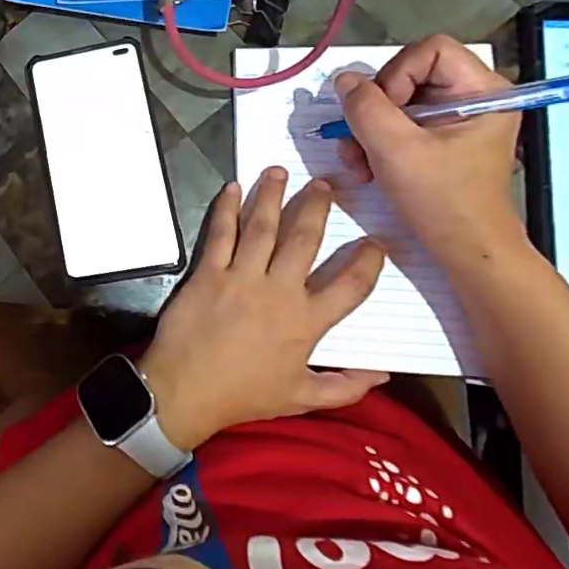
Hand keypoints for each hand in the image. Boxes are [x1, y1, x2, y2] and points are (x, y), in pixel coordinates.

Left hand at [141, 168, 388, 450]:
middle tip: (323, 184)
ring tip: (280, 170)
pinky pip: (221, 233)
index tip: (375, 241)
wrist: (185, 390)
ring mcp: (241, 277)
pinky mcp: (208, 272)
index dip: (368, 260)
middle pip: (304, 239)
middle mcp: (278, 291)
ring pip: (262, 227)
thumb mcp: (300, 398)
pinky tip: (233, 188)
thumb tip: (384, 375)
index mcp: (305, 321)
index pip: (350, 284)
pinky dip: (227, 208)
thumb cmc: (243, 395)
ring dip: (272, 195)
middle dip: (316, 207)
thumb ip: (344, 386)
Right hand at [333, 36, 526, 268]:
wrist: (466, 249)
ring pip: (399, 102)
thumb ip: (366, 108)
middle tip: (359, 140)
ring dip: (369, 129)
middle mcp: (472, 97)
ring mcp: (456, 120)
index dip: (397, 74)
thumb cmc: (442, 200)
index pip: (430, 51)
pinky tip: (367, 167)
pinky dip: (378, 142)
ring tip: (357, 161)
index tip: (384, 112)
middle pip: (409, 75)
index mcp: (481, 91)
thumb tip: (344, 79)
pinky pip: (401, 124)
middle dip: (376, 108)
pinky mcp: (441, 140)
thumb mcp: (395, 150)